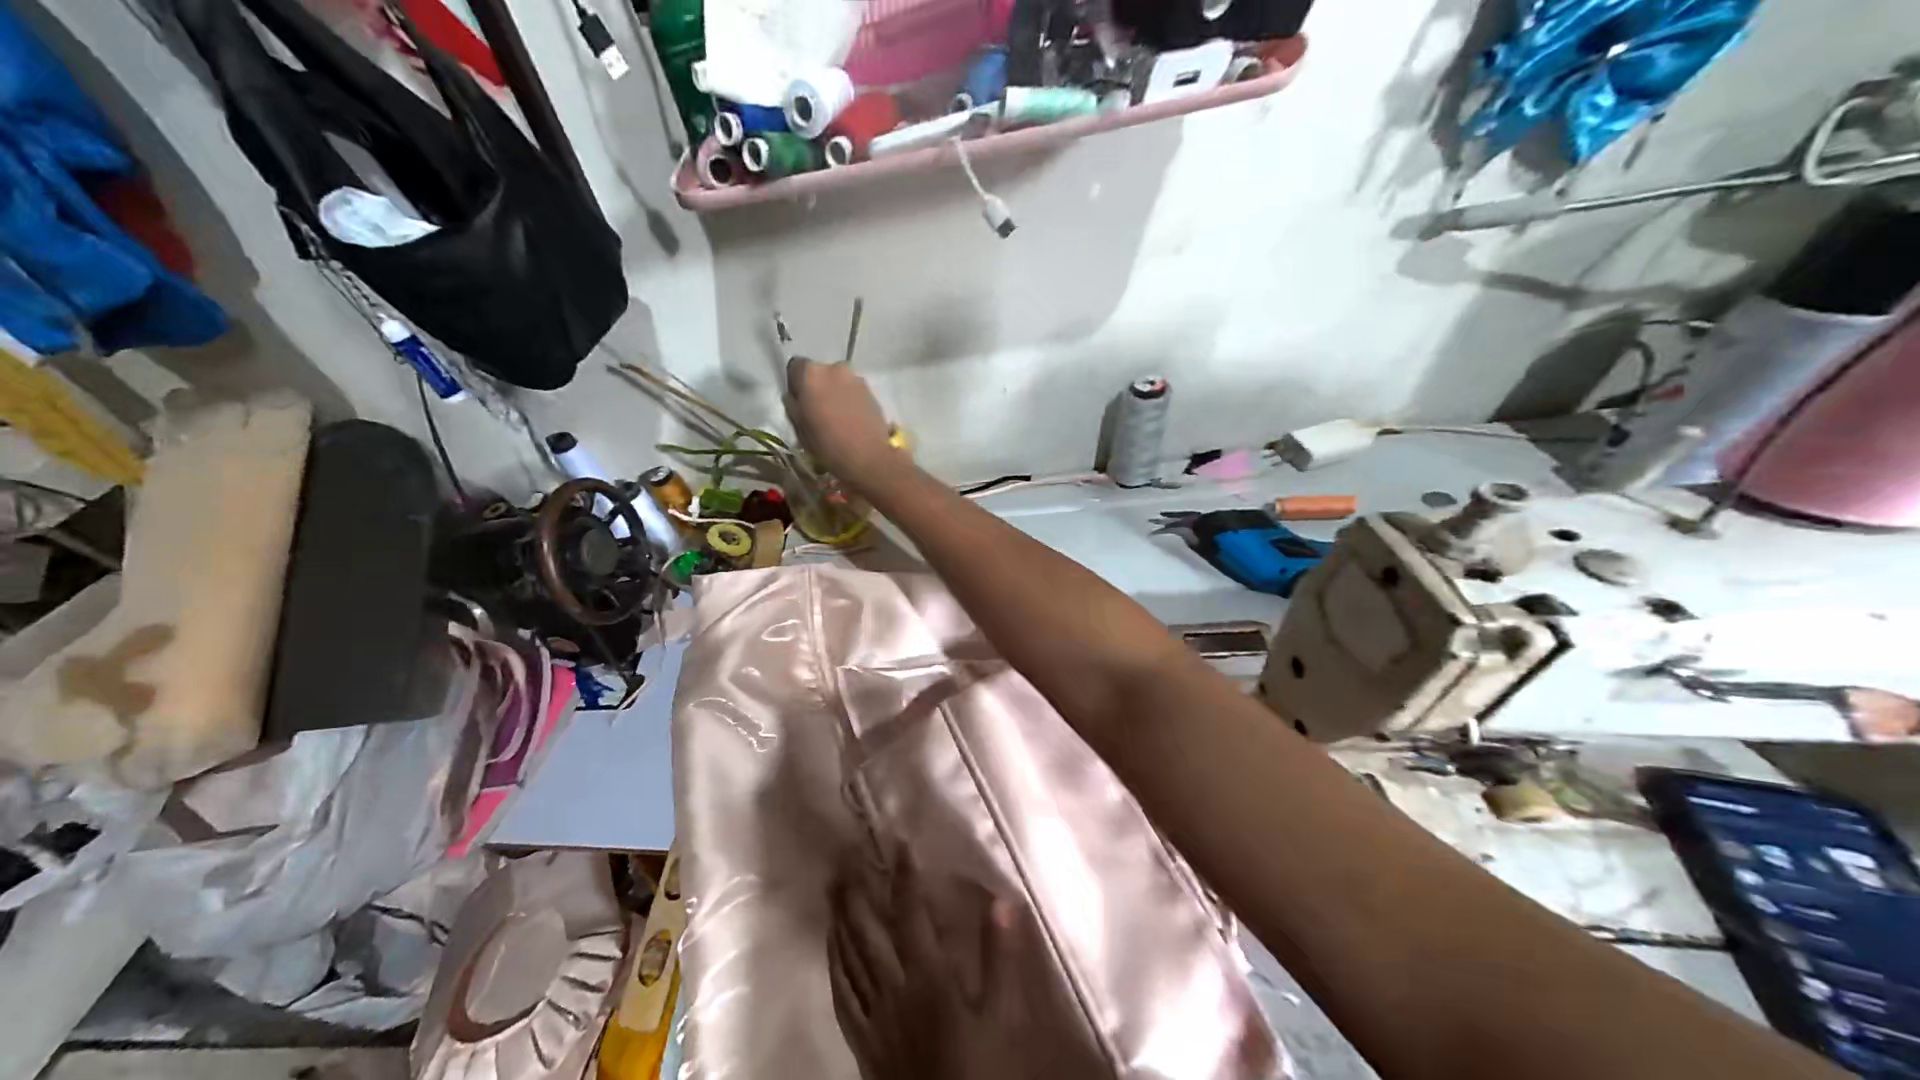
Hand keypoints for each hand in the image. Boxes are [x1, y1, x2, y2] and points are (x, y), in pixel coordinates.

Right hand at [787, 356, 902, 491]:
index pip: (796, 366)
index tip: (799, 401)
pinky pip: (853, 390)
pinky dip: (850, 399)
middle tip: (818, 409)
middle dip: (817, 386)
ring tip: (837, 416)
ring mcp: (856, 378)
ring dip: (835, 392)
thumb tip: (793, 396)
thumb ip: (793, 405)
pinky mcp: (872, 390)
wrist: (868, 457)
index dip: (795, 383)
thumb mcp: (800, 428)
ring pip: (838, 381)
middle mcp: (835, 368)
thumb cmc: (827, 443)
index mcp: (812, 373)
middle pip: (820, 372)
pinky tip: (851, 419)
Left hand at [828, 845, 1080, 1079]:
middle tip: (845, 857)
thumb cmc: (984, 1071)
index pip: (910, 915)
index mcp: (928, 978)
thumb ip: (1002, 957)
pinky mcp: (863, 1042)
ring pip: (848, 959)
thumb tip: (1002, 899)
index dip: (903, 877)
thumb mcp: (1005, 1018)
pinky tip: (830, 950)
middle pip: (867, 932)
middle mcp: (893, 990)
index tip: (897, 844)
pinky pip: (841, 995)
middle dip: (856, 892)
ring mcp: (873, 1017)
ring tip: (832, 890)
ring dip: (839, 920)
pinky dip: (833, 965)